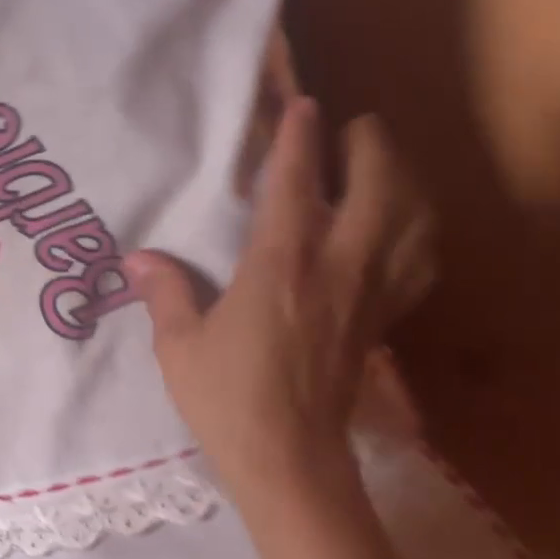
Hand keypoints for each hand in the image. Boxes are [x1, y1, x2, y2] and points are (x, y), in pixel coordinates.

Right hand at [127, 98, 424, 500]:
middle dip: (370, 149)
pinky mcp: (383, 318)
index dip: (297, 145)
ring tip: (387, 166)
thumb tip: (139, 257)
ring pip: (414, 217)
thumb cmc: (223, 397)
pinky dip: (420, 231)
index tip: (302, 106)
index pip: (296, 190)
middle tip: (355, 129)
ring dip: (406, 181)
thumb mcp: (177, 346)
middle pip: (378, 189)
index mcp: (279, 269)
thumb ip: (166, 295)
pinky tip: (405, 228)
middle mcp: (337, 269)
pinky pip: (419, 260)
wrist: (286, 451)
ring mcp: (370, 293)